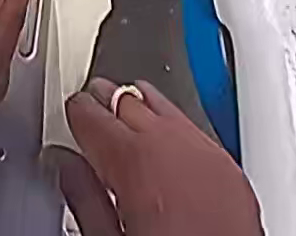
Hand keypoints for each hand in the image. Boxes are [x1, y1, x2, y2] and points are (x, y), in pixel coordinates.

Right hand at [54, 79, 263, 235]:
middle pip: (125, 98)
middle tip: (92, 112)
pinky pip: (190, 128)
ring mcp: (202, 151)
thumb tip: (67, 166)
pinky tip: (163, 148)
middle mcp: (169, 144)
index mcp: (133, 161)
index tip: (72, 114)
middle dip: (105, 103)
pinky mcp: (227, 166)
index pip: (91, 113)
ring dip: (139, 109)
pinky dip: (171, 130)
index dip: (77, 111)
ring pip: (160, 104)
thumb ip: (84, 197)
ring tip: (125, 122)